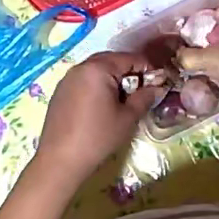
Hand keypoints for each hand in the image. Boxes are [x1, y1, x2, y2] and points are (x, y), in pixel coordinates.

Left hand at [35, 51, 164, 181]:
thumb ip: (145, 97)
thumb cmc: (98, 137)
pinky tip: (101, 107)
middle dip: (129, 73)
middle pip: (111, 61)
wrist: (61, 161)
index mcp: (98, 68)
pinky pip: (84, 81)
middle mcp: (80, 68)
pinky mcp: (60, 92)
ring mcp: (67, 79)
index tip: (158, 83)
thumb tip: (157, 87)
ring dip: (112, 79)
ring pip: (96, 70)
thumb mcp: (128, 118)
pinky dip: (97, 87)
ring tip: (122, 101)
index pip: (129, 58)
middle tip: (140, 92)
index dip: (147, 68)